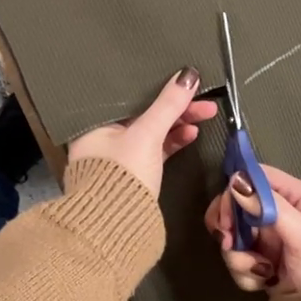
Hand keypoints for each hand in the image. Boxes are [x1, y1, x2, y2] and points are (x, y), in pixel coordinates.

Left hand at [67, 67, 219, 193]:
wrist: (116, 227)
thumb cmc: (124, 173)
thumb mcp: (147, 134)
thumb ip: (168, 104)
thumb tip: (188, 74)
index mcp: (95, 123)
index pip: (130, 95)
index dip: (158, 86)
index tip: (184, 81)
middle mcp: (103, 136)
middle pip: (144, 112)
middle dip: (176, 106)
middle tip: (205, 100)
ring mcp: (119, 156)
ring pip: (152, 130)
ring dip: (178, 122)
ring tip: (205, 115)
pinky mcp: (134, 172)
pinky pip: (155, 148)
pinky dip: (172, 140)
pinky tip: (191, 134)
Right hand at [203, 164, 300, 294]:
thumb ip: (269, 207)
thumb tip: (237, 182)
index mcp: (295, 195)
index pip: (256, 177)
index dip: (236, 191)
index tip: (226, 215)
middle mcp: (279, 211)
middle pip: (237, 204)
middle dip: (231, 228)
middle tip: (230, 244)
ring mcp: (267, 236)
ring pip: (233, 235)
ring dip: (240, 256)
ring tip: (260, 271)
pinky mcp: (259, 259)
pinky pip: (237, 258)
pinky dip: (246, 272)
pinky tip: (264, 281)